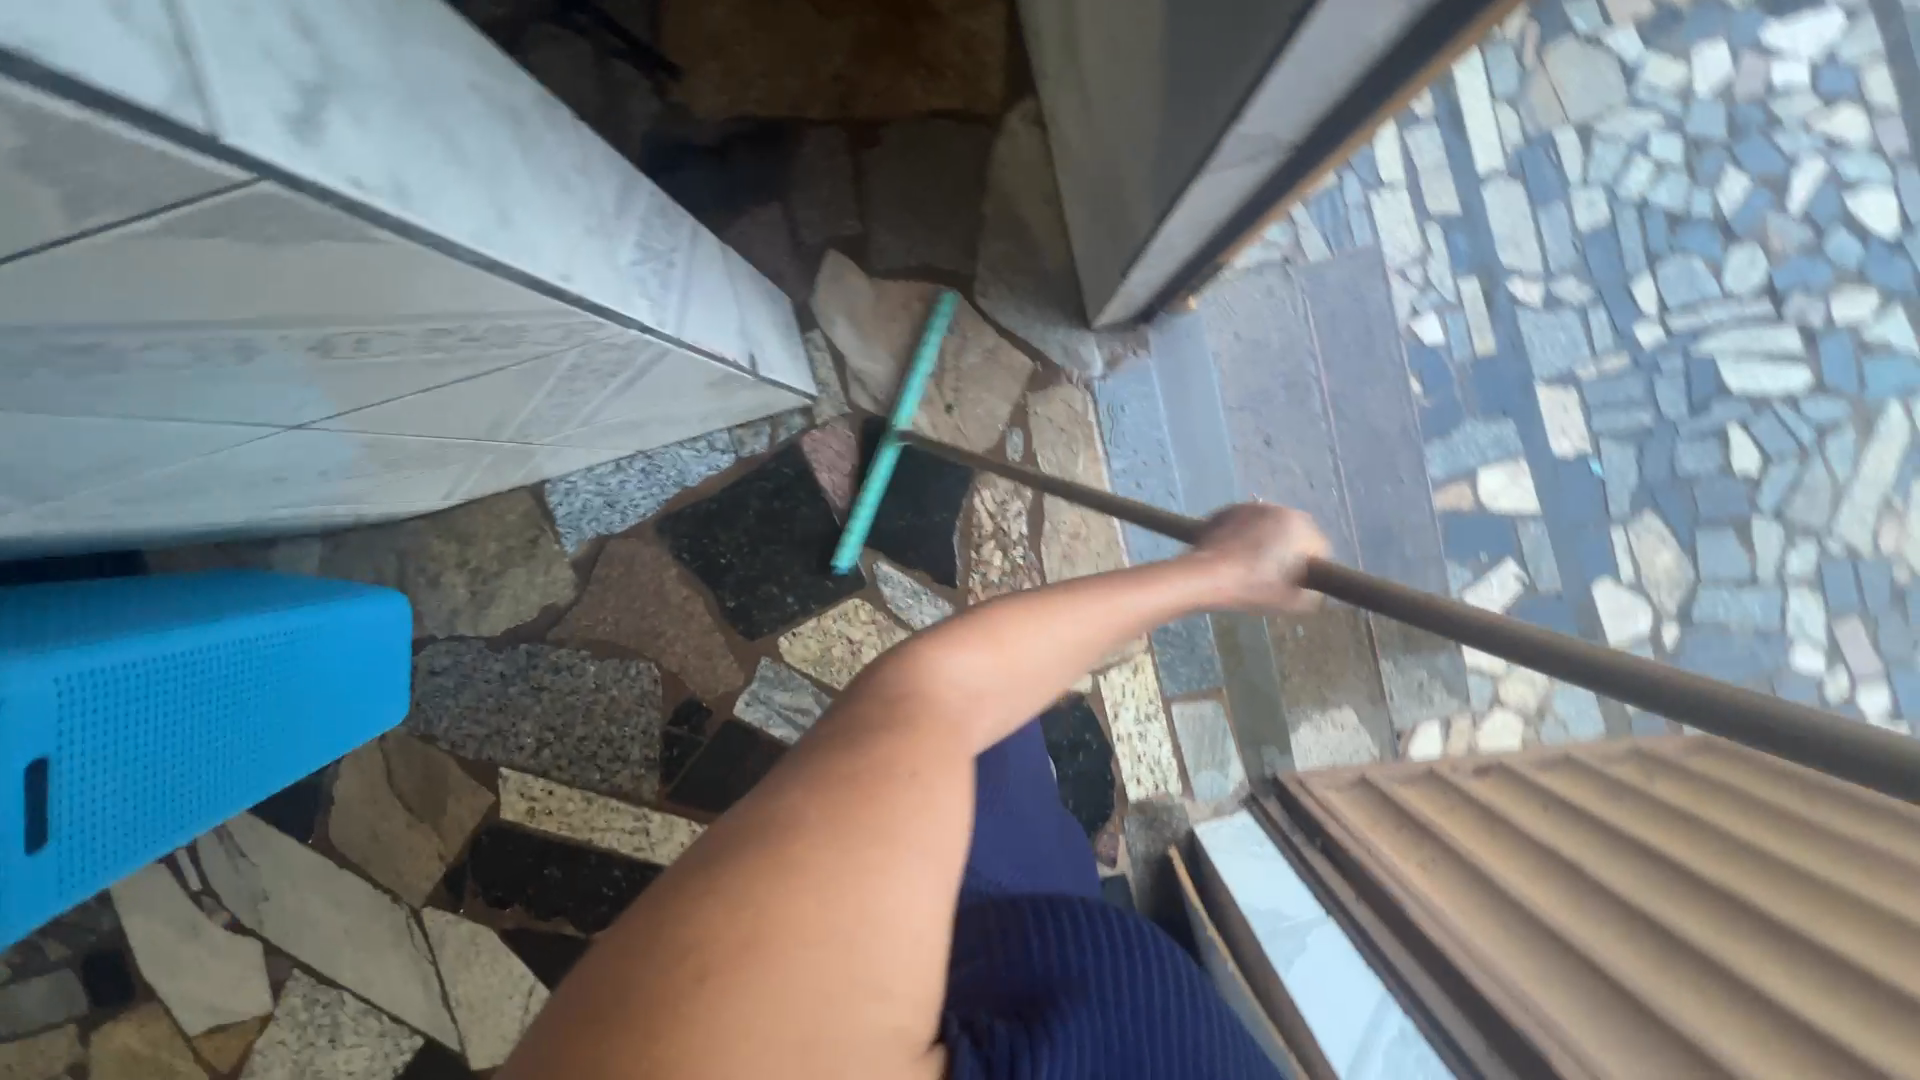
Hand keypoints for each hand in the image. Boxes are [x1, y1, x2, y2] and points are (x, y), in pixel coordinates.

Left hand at [1189, 502, 1328, 612]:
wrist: (1204, 575)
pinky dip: (1244, 535)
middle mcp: (1279, 509)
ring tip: (1251, 565)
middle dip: (1290, 551)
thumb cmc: (1252, 588)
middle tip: (1275, 575)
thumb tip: (1313, 592)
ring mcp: (1250, 506)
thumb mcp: (1292, 602)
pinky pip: (1245, 523)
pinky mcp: (1226, 510)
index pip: (1320, 549)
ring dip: (1267, 540)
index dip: (1311, 569)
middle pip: (1295, 533)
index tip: (1297, 584)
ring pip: (1269, 526)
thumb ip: (1314, 597)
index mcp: (1302, 528)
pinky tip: (1233, 554)